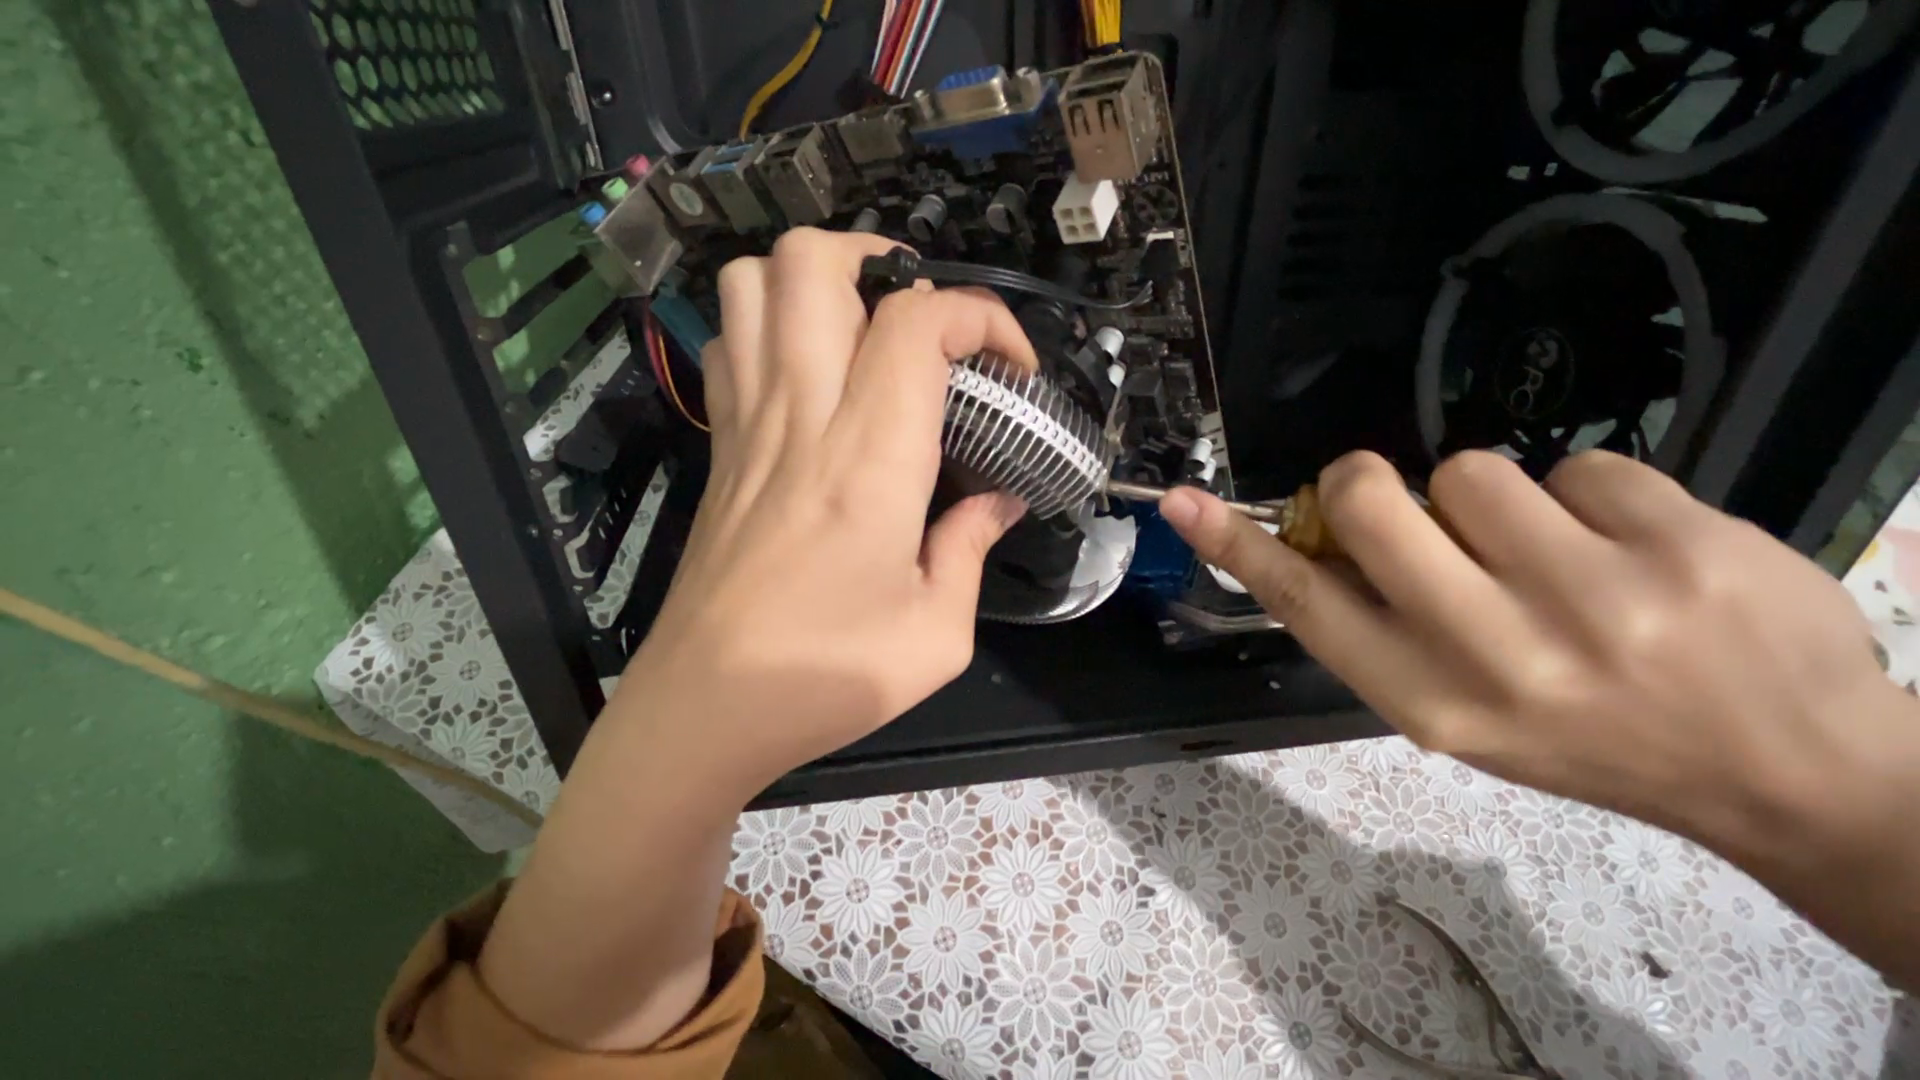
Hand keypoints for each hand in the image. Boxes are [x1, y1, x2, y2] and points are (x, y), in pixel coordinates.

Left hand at [607, 228, 1033, 797]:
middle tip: (929, 322)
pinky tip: (813, 372)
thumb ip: (971, 549)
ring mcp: (748, 424)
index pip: (918, 322)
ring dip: (818, 279)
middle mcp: (802, 418)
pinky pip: (729, 342)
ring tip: (867, 326)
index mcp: (870, 460)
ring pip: (754, 284)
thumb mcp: (937, 633)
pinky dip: (771, 323)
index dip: (982, 318)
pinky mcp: (720, 445)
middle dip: (886, 263)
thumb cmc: (828, 677)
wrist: (706, 710)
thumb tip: (996, 500)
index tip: (1014, 370)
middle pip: (815, 264)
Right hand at [1161, 450, 1919, 872]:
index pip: (1306, 603)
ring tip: (1551, 552)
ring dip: (1495, 500)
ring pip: (1473, 469)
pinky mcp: (1684, 544)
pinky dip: (1590, 497)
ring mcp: (1596, 597)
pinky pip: (1580, 464)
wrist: (1790, 772)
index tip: (1183, 502)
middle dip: (1371, 483)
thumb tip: (1316, 533)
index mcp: (1432, 700)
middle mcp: (1498, 652)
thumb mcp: (1465, 714)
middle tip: (1410, 506)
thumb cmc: (1594, 741)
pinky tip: (1633, 549)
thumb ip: (1385, 628)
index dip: (1238, 545)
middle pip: (1373, 499)